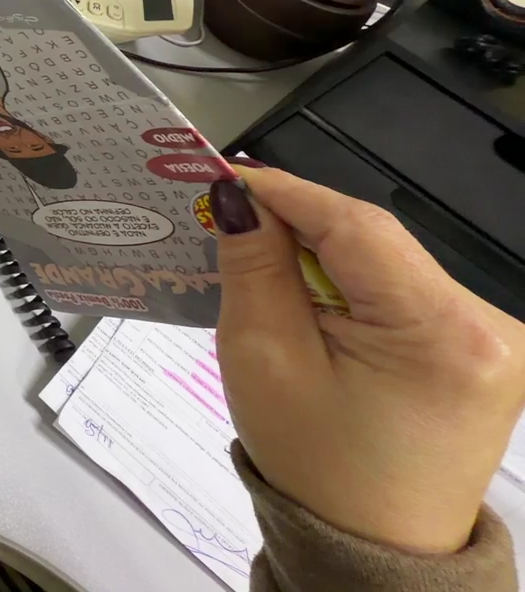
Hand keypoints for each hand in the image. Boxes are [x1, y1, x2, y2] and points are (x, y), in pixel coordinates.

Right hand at [214, 167, 524, 553]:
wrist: (368, 535)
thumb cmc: (308, 449)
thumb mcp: (262, 351)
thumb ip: (254, 267)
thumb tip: (236, 199)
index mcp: (444, 333)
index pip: (356, 226)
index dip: (283, 190)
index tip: (215, 173)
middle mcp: (489, 326)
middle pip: (372, 240)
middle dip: (291, 219)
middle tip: (216, 211)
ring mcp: (491, 338)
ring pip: (380, 259)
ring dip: (310, 247)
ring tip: (243, 248)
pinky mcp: (476, 348)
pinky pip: (393, 286)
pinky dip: (336, 276)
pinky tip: (292, 286)